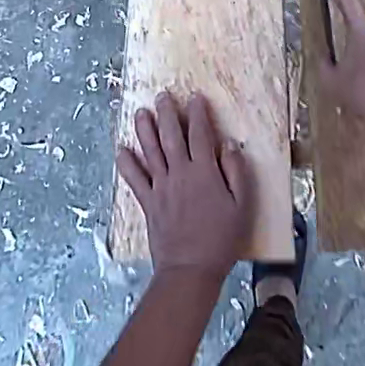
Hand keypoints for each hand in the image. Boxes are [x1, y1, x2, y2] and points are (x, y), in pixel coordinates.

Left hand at [116, 91, 251, 276]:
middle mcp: (179, 174)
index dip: (198, 114)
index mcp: (204, 171)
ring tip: (141, 112)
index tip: (195, 97)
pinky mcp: (148, 203)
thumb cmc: (222, 236)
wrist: (190, 269)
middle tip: (163, 96)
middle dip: (168, 114)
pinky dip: (127, 164)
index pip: (201, 134)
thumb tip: (229, 145)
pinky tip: (121, 150)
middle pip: (172, 137)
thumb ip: (236, 171)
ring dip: (145, 131)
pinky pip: (135, 180)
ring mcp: (161, 188)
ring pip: (151, 152)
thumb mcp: (242, 203)